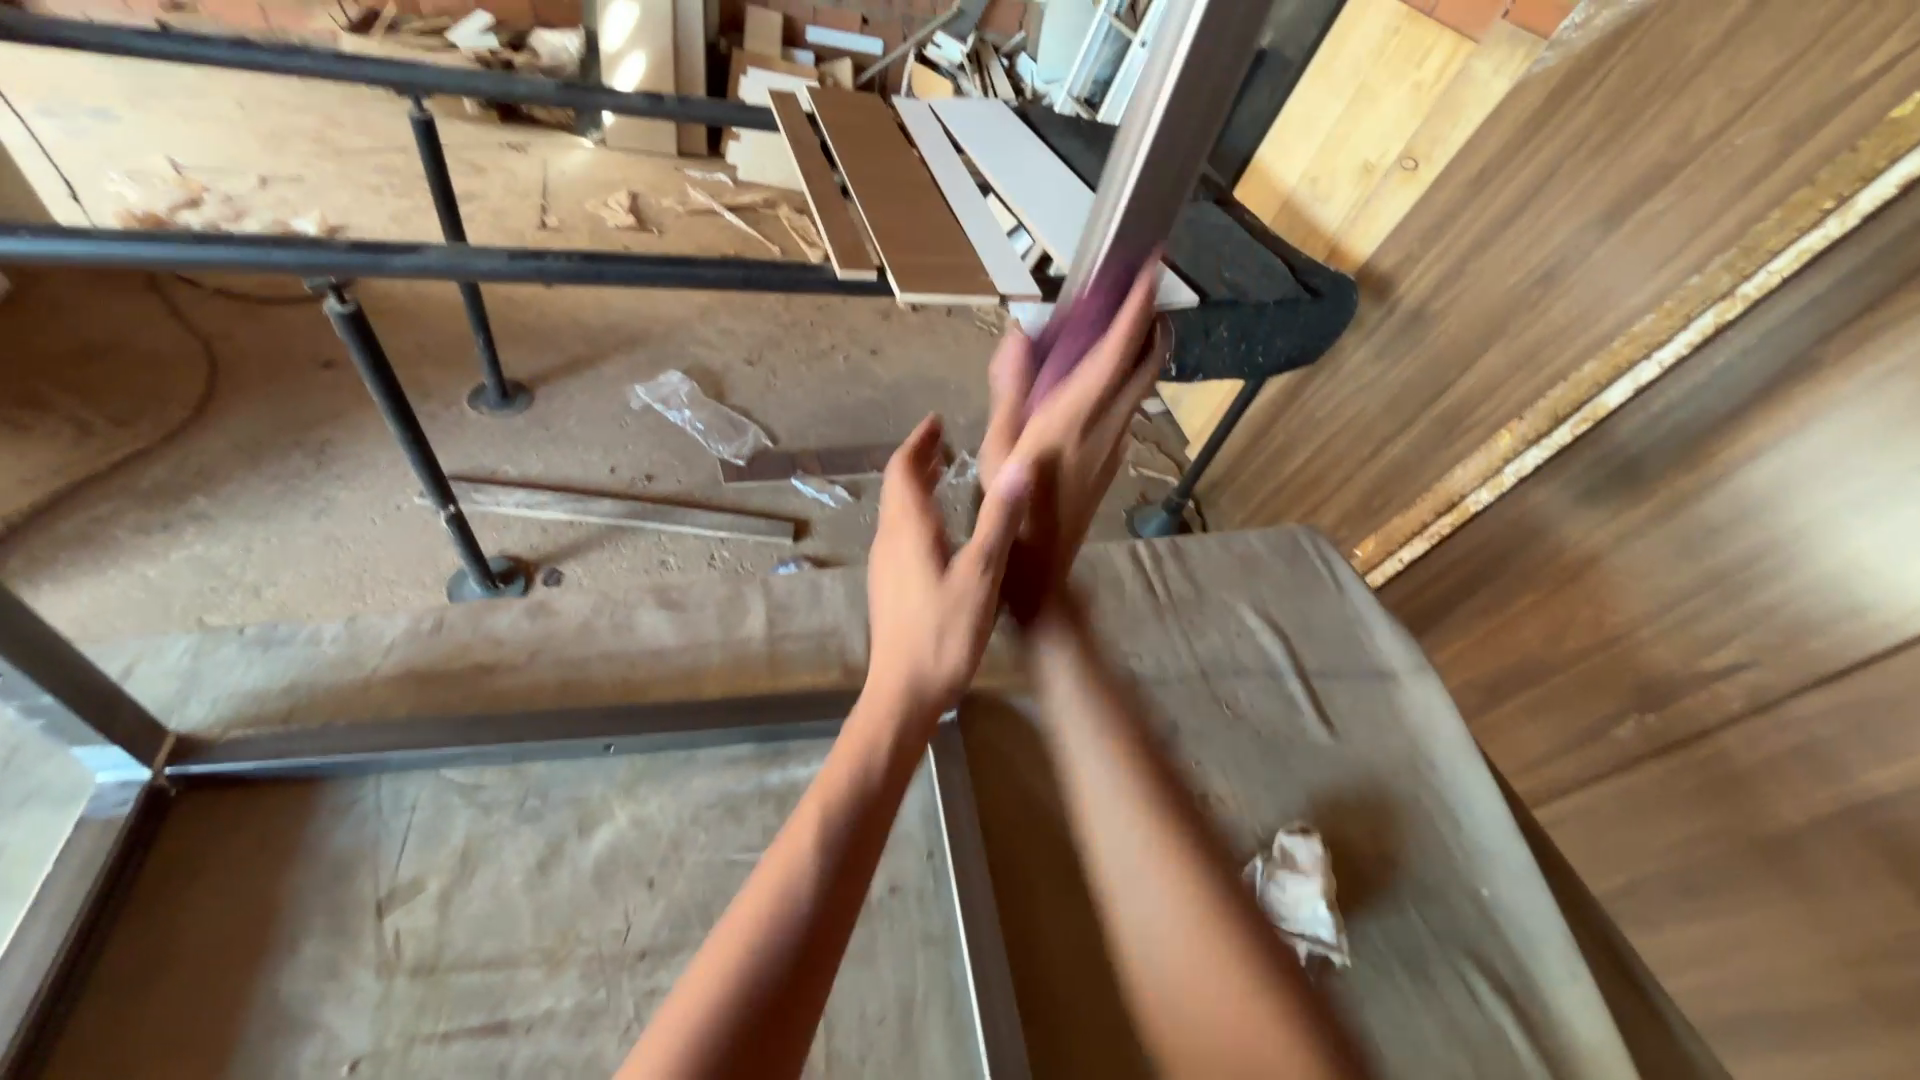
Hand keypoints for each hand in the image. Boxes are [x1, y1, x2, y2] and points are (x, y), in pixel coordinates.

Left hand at [866, 414, 1032, 717]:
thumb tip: (1019, 466)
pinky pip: (900, 535)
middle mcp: (888, 541)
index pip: (903, 470)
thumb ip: (999, 520)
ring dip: (916, 488)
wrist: (904, 692)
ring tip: (943, 475)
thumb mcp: (981, 574)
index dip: (918, 442)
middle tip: (943, 442)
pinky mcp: (889, 588)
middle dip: (917, 461)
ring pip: (896, 513)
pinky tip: (940, 531)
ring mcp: (884, 566)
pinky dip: (918, 515)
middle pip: (896, 488)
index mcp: (907, 530)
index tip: (936, 422)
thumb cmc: (943, 633)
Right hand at [980, 264, 1162, 621]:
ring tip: (1124, 323)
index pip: (1119, 350)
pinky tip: (1101, 377)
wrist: (1042, 572)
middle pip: (1148, 362)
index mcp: (1076, 415)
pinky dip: (1128, 376)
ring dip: (1143, 348)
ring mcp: (1117, 443)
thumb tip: (1016, 335)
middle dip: (1152, 321)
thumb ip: (1010, 391)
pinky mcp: (1114, 459)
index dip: (1139, 306)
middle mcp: (1108, 424)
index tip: (1153, 266)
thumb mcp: (998, 449)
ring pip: (1144, 384)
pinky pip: (1130, 404)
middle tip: (1141, 290)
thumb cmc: (1012, 511)